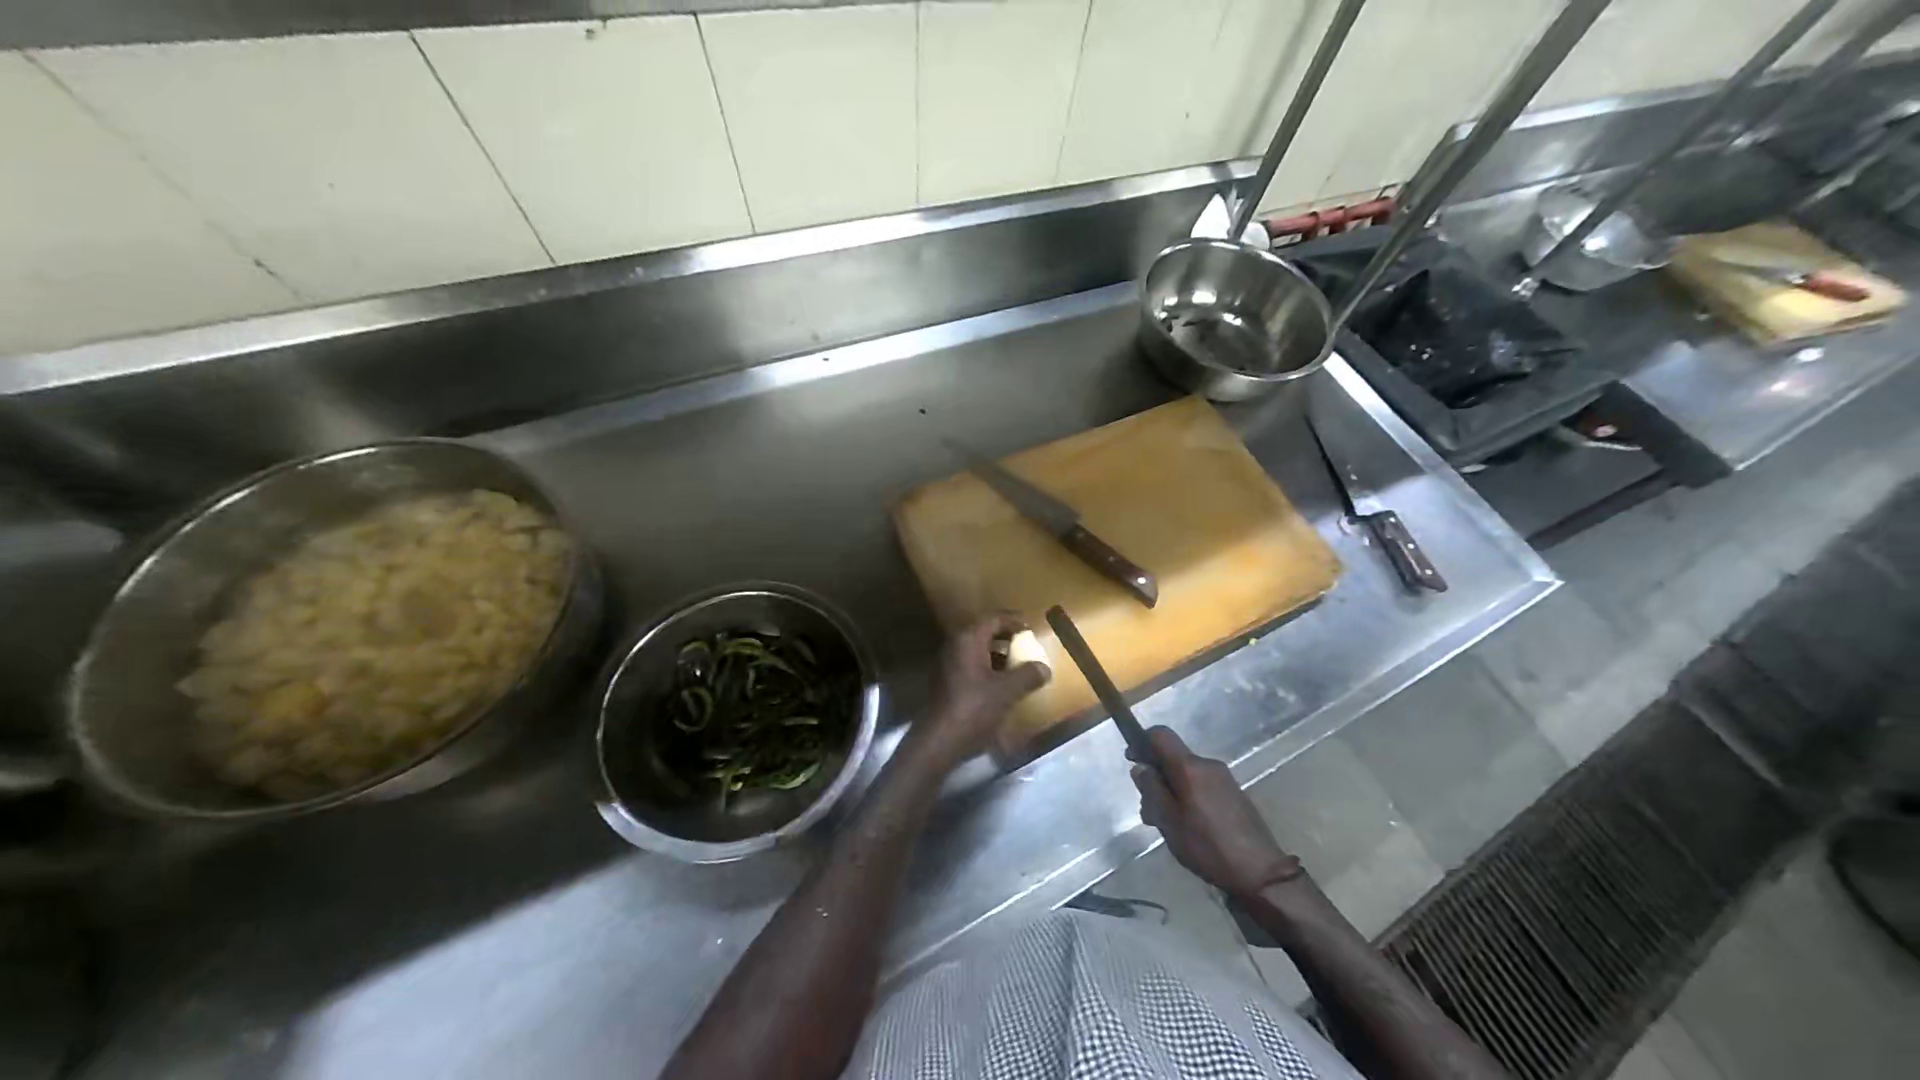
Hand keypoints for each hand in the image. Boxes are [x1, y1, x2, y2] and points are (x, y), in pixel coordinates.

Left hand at [904, 613, 1050, 771]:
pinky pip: (971, 664)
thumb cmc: (974, 708)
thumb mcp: (1007, 691)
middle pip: (984, 632)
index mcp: (968, 639)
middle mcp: (955, 645)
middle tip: (1027, 644)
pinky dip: (988, 667)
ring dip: (998, 653)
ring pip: (977, 649)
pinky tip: (1002, 683)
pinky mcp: (946, 681)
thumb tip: (1044, 668)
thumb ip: (1028, 675)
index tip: (1032, 627)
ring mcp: (948, 663)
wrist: (940, 740)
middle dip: (1006, 637)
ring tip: (1019, 664)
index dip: (1014, 620)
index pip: (994, 618)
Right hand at [1132, 726, 1301, 899]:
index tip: (1133, 761)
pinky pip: (1201, 785)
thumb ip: (1152, 790)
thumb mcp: (1168, 821)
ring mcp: (1224, 779)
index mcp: (1190, 767)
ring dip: (1171, 791)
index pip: (1161, 734)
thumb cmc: (1207, 845)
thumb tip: (1141, 768)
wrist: (1259, 872)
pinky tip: (1187, 826)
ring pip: (1186, 774)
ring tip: (1166, 823)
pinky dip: (1187, 797)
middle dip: (1156, 777)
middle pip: (1173, 757)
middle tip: (1148, 808)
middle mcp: (1208, 765)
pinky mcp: (1233, 794)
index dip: (1142, 742)